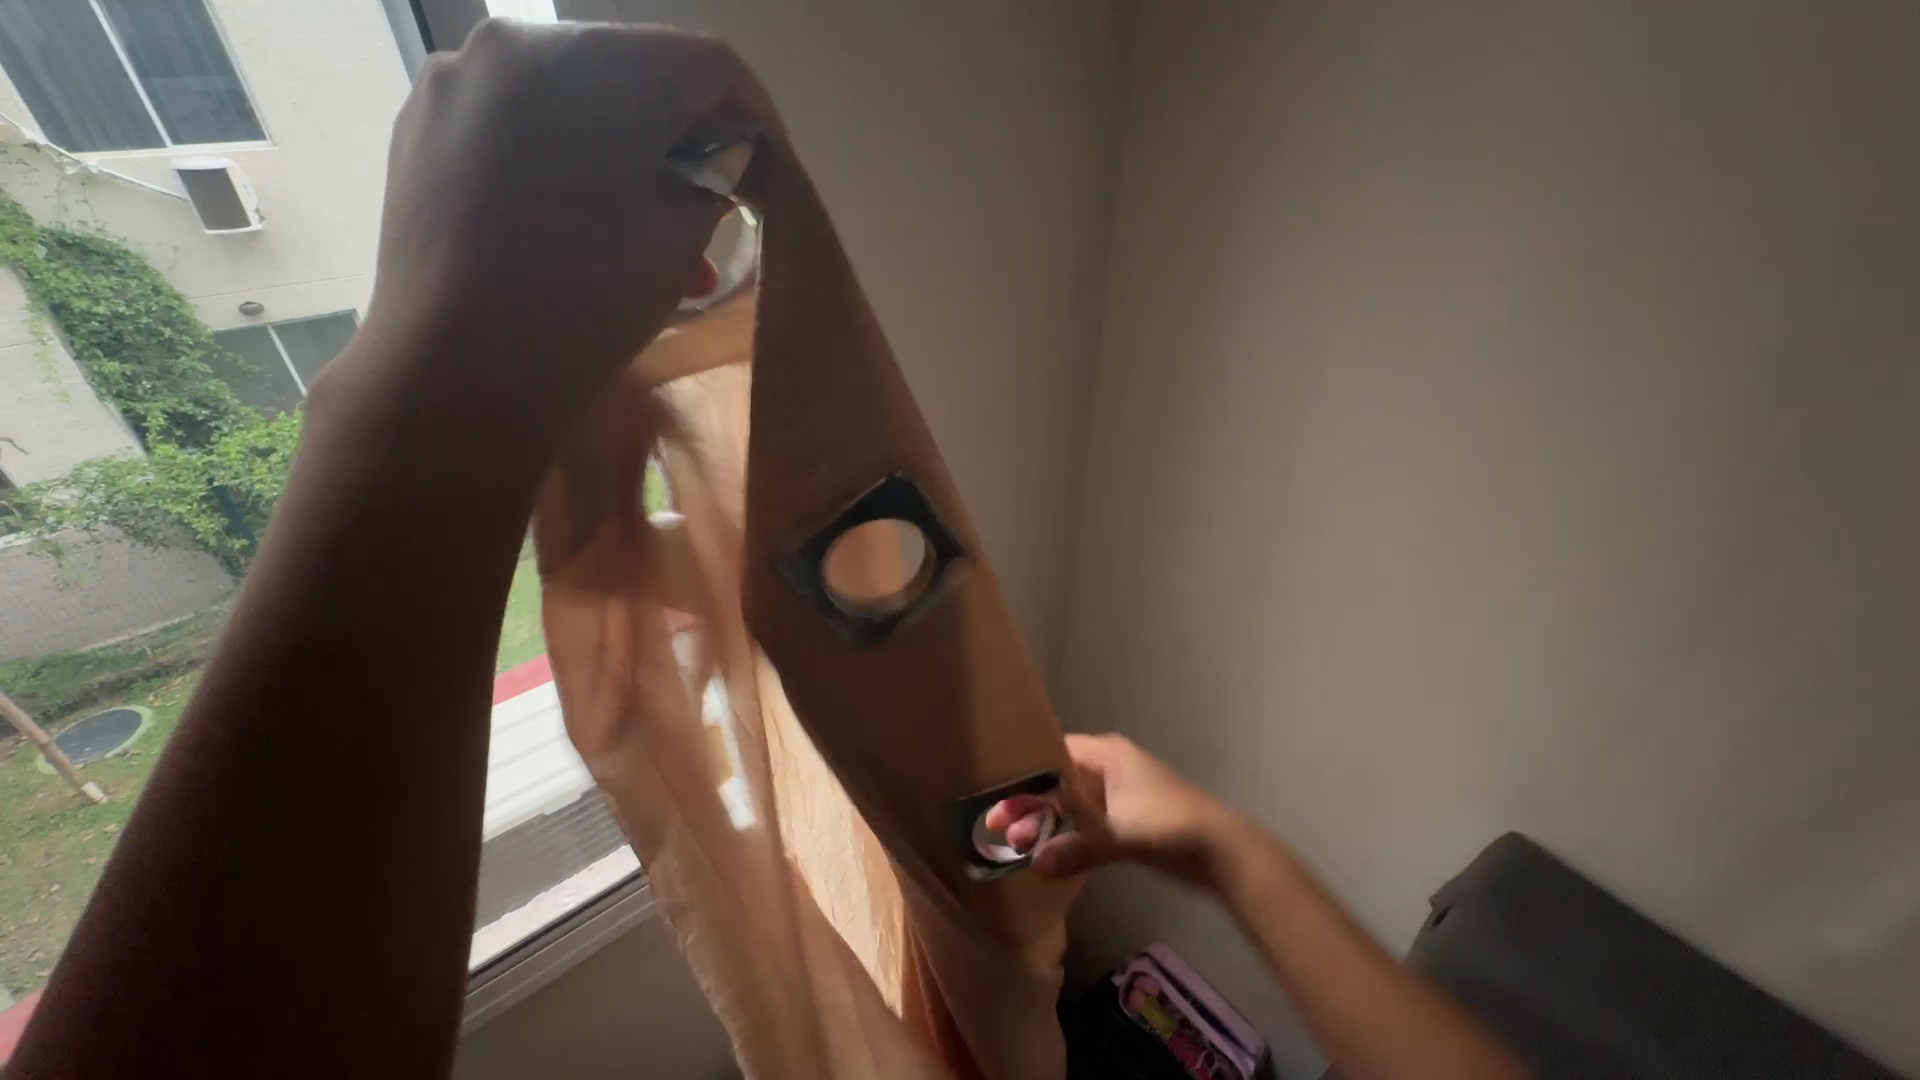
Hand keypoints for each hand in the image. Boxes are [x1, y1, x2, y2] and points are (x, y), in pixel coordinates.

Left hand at [335, 18, 766, 424]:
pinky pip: (523, 120)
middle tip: (714, 204)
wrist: (456, 368)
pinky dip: (570, 158)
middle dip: (688, 136)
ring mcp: (461, 78)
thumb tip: (718, 161)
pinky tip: (582, 223)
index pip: (708, 62)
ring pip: (578, 97)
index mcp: (599, 66)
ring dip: (630, 154)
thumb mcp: (679, 242)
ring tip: (651, 235)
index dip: (756, 113)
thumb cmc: (587, 303)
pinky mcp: (425, 120)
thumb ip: (714, 182)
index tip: (771, 167)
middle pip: (637, 70)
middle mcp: (520, 44)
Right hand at [987, 734, 1248, 888]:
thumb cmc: (1169, 825)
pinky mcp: (1124, 820)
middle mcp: (1108, 767)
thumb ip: (1075, 849)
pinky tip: (1045, 853)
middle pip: (1057, 779)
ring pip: (1069, 802)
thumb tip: (1035, 866)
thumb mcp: (1118, 835)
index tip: (996, 791)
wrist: (1221, 850)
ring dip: (1045, 821)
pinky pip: (1084, 821)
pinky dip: (1065, 833)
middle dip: (1029, 802)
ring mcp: (1117, 794)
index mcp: (1106, 754)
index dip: (1024, 771)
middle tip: (997, 826)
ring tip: (1017, 845)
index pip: (1052, 752)